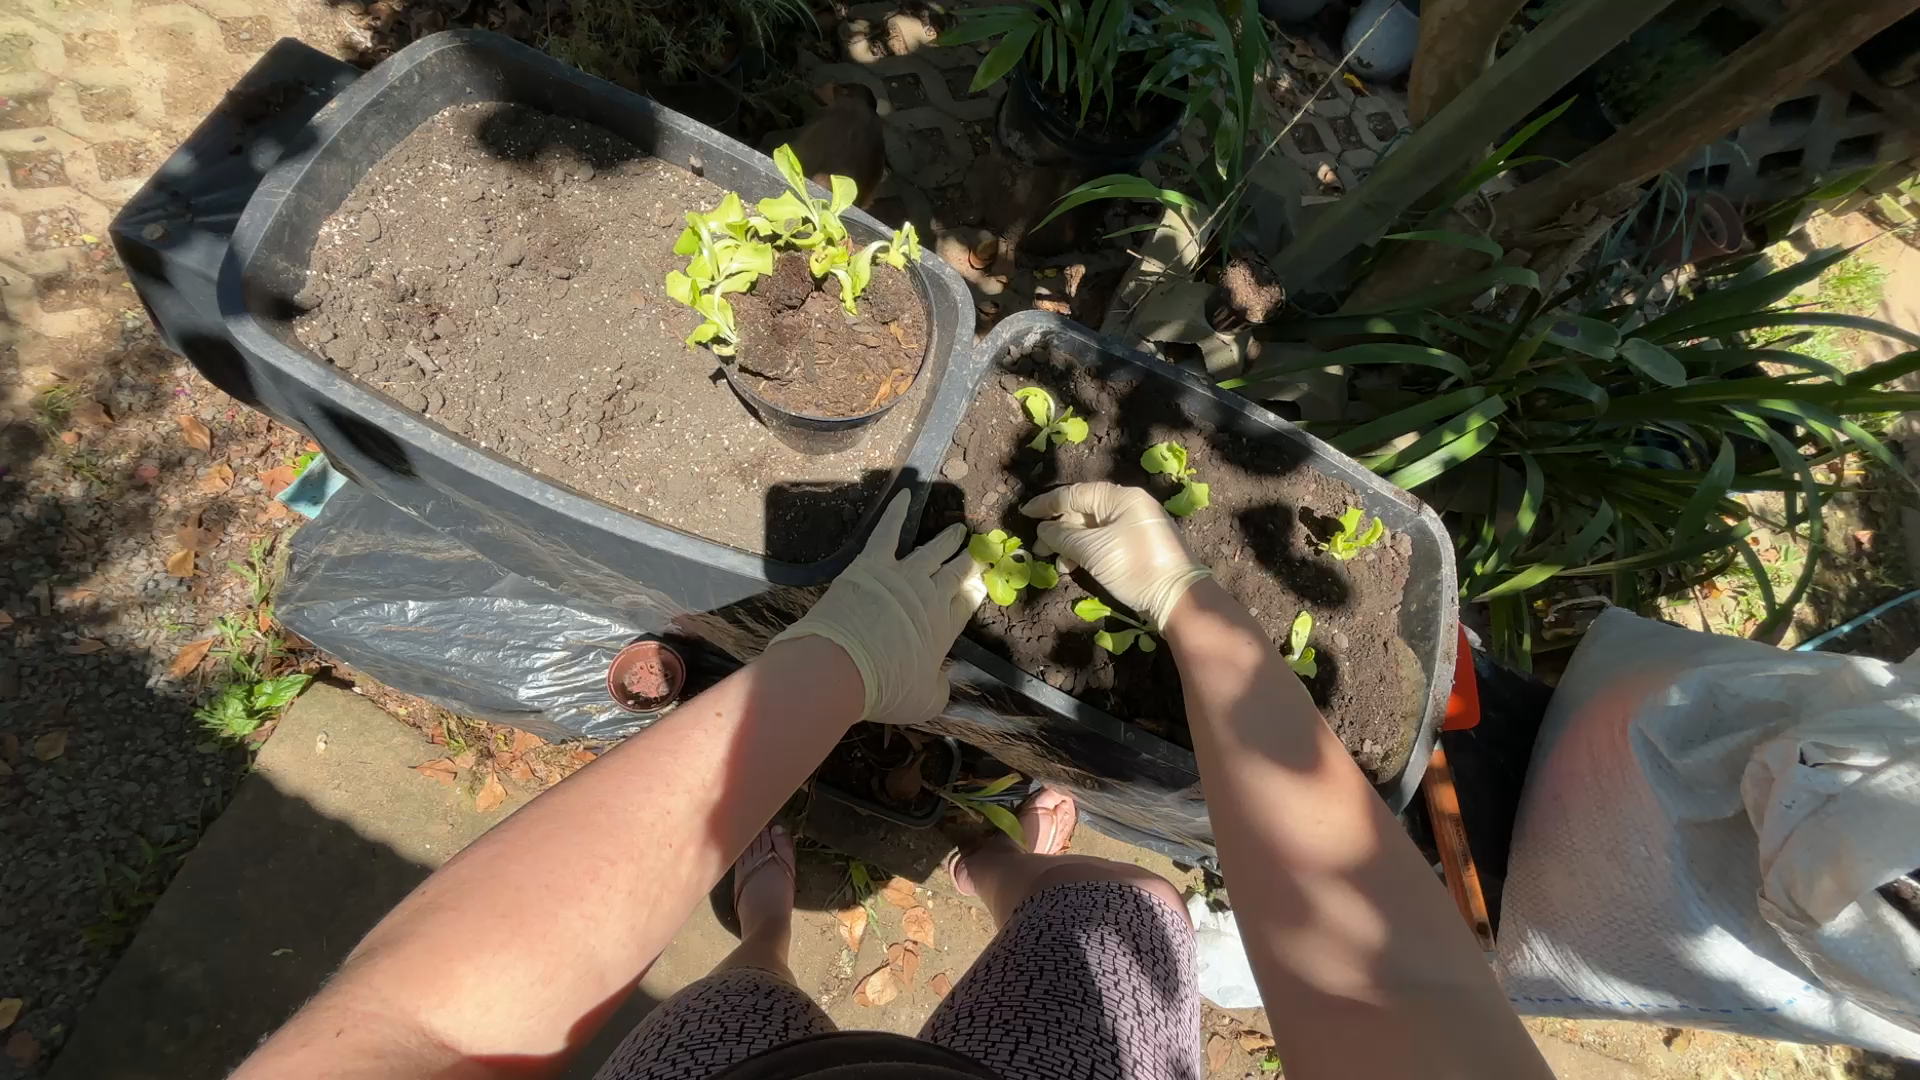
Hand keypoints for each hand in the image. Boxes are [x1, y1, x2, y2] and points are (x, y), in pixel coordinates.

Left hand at [769, 491, 986, 724]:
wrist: (843, 666)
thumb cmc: (885, 688)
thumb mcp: (924, 701)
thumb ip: (939, 689)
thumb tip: (943, 681)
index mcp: (944, 627)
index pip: (966, 602)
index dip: (975, 590)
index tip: (984, 580)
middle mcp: (931, 595)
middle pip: (955, 573)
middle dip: (968, 561)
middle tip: (978, 550)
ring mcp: (904, 574)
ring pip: (932, 550)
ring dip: (946, 540)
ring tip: (958, 529)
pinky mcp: (873, 562)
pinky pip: (888, 530)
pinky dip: (897, 511)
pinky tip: (906, 494)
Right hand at [1021, 482, 1210, 631]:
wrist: (1178, 598)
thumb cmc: (1135, 566)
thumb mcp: (1092, 550)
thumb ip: (1063, 536)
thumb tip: (1044, 530)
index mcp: (1120, 497)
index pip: (1074, 494)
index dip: (1046, 504)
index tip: (1024, 514)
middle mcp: (1128, 505)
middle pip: (1082, 511)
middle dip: (1057, 529)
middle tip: (1039, 550)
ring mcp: (1134, 526)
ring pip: (1091, 529)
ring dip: (1070, 545)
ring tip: (1058, 564)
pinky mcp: (1137, 546)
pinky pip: (1103, 541)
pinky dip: (1085, 552)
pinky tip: (1074, 567)